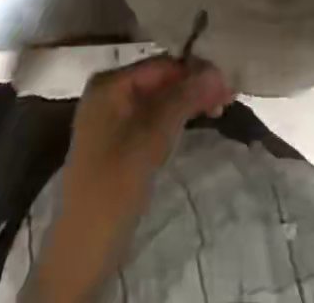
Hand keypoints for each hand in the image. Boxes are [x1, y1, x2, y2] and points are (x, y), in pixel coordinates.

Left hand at [56, 56, 234, 241]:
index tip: (229, 82)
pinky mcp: (121, 140)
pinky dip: (178, 117)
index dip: (196, 70)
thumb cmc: (113, 185)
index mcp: (109, 84)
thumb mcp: (151, 138)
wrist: (83, 248)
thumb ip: (183, 99)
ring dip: (190, 101)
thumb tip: (216, 69)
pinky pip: (155, 117)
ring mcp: (114, 117)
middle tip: (230, 96)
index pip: (162, 65)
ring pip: (161, 98)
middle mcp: (110, 93)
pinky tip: (200, 120)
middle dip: (195, 85)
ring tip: (221, 108)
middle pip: (161, 79)